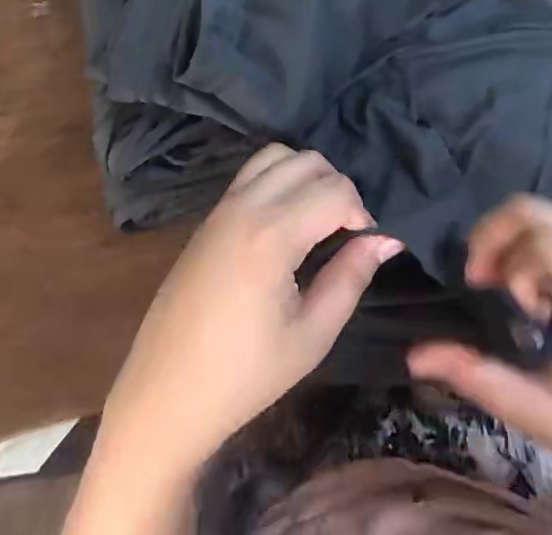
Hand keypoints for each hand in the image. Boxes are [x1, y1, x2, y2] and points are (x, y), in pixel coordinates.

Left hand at [96, 144, 402, 478]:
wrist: (164, 394)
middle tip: (345, 233)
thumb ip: (351, 277)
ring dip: (306, 175)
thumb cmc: (244, 375)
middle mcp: (245, 206)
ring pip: (276, 156)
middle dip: (338, 188)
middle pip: (308, 161)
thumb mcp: (312, 335)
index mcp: (271, 235)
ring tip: (317, 220)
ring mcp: (221, 208)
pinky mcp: (208, 218)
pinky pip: (251, 174)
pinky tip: (286, 222)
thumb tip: (386, 239)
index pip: (335, 189)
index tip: (366, 246)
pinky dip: (279, 179)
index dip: (362, 212)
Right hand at [406, 195, 551, 487]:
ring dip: (506, 238)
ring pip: (544, 213)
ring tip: (497, 283)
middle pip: (540, 213)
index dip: (509, 264)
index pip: (548, 245)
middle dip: (494, 236)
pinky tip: (521, 287)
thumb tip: (415, 355)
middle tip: (480, 280)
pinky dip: (522, 243)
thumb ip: (482, 380)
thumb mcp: (545, 418)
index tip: (492, 299)